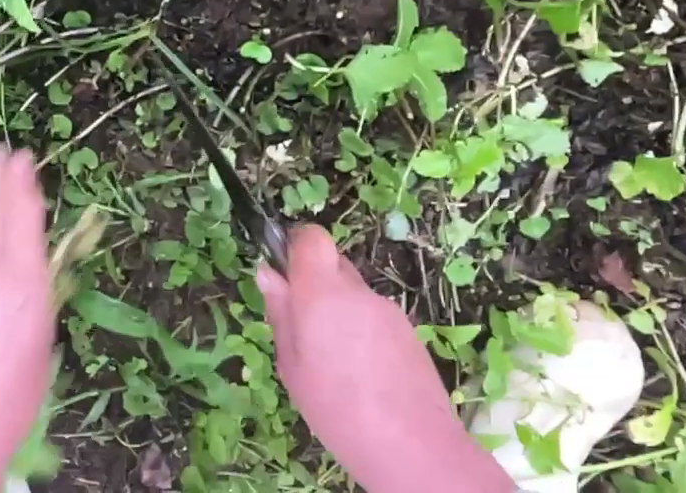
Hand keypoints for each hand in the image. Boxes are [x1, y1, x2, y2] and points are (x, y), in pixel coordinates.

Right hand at [256, 226, 515, 492]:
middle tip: (306, 329)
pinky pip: (374, 317)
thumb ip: (281, 313)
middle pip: (332, 264)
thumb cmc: (337, 409)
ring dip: (340, 312)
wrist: (417, 450)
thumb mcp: (291, 365)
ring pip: (353, 293)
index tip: (285, 274)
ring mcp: (387, 310)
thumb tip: (268, 273)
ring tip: (336, 363)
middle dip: (316, 285)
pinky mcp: (409, 331)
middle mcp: (357, 291)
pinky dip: (363, 333)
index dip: (296, 246)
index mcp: (322, 293)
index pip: (311, 237)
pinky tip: (363, 375)